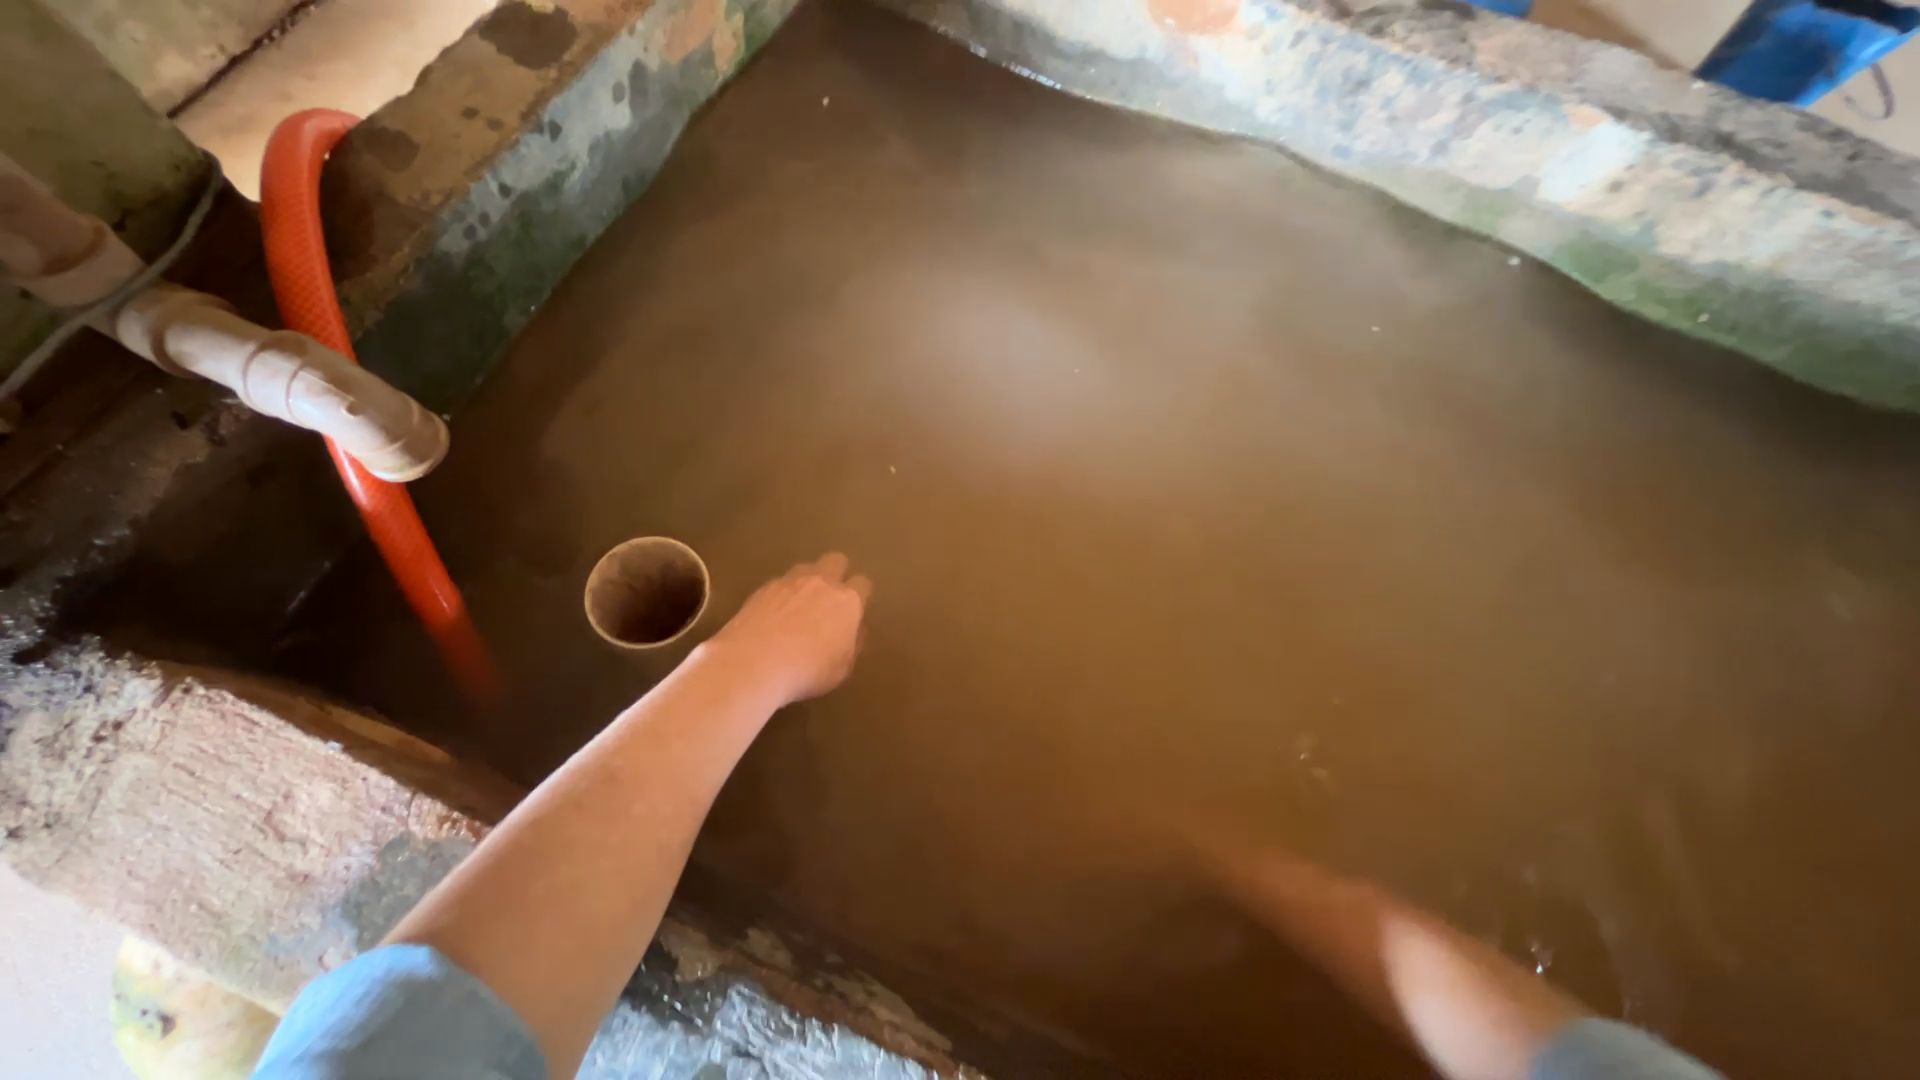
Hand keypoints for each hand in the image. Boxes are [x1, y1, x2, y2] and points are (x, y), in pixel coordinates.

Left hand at [707, 553, 871, 707]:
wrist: (754, 663)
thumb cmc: (807, 671)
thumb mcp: (842, 667)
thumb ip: (852, 642)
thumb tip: (853, 630)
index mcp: (848, 601)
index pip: (863, 584)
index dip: (860, 595)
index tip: (855, 610)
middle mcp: (821, 583)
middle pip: (836, 561)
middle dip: (837, 573)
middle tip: (830, 599)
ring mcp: (790, 581)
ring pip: (806, 568)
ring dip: (807, 582)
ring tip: (799, 606)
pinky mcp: (763, 588)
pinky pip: (780, 583)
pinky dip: (781, 595)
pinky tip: (774, 615)